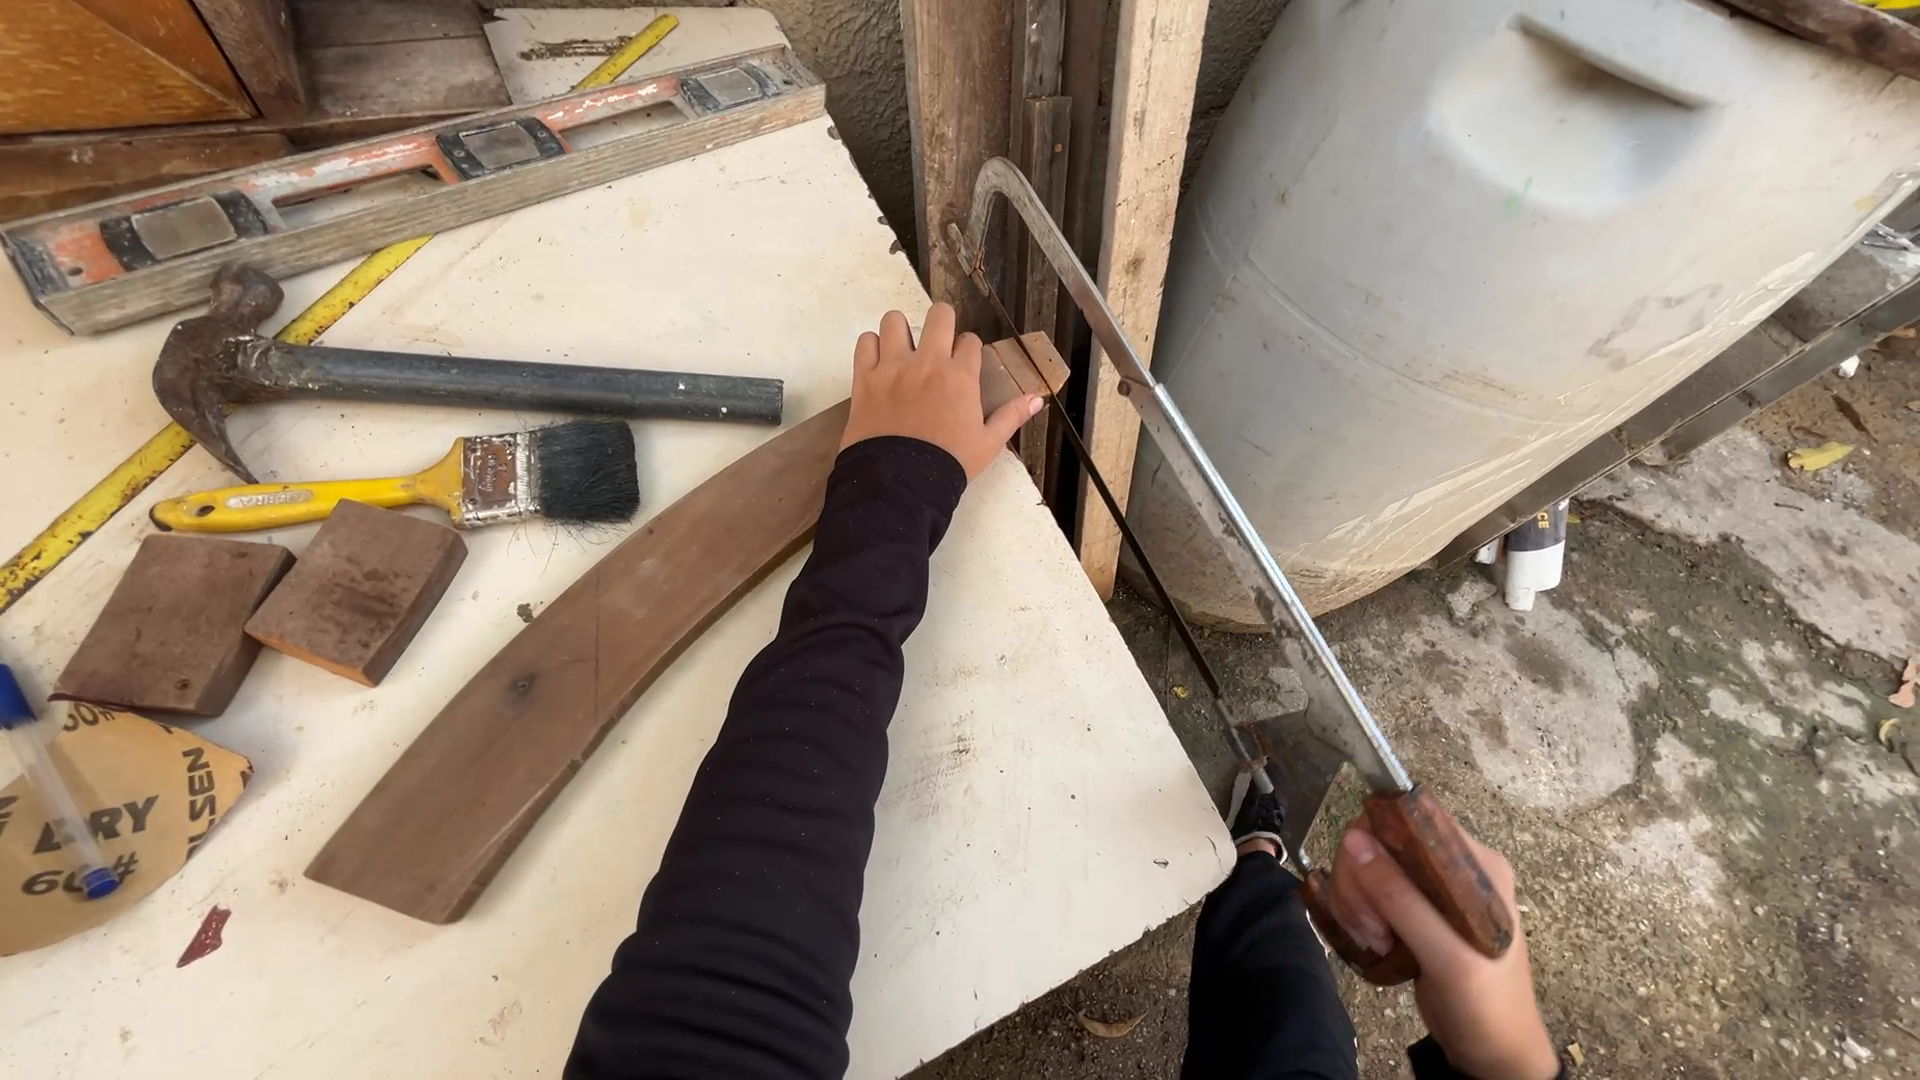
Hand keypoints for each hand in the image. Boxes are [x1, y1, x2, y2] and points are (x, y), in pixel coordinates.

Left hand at [840, 304, 1041, 479]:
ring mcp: (893, 367)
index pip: (970, 341)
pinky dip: (872, 346)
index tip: (964, 364)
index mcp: (960, 376)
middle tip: (938, 341)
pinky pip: (865, 342)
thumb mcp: (988, 443)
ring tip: (903, 349)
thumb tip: (1037, 398)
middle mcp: (927, 363)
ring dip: (901, 331)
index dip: (969, 350)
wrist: (901, 482)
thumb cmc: (949, 463)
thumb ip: (1011, 416)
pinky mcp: (864, 378)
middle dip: (942, 322)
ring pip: (895, 321)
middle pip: (939, 316)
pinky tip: (878, 361)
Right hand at [1324, 824, 1558, 1079]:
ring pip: (1362, 861)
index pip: (1408, 816)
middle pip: (1375, 838)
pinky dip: (1356, 909)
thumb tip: (1353, 838)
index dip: (1376, 837)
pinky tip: (1373, 937)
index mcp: (1474, 863)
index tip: (1367, 879)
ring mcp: (1428, 884)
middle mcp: (1450, 863)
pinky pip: (1363, 884)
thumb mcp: (1447, 955)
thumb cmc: (1485, 1005)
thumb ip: (1400, 897)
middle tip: (1373, 924)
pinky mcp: (1410, 903)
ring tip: (1376, 937)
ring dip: (1355, 899)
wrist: (1494, 1056)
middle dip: (1361, 879)